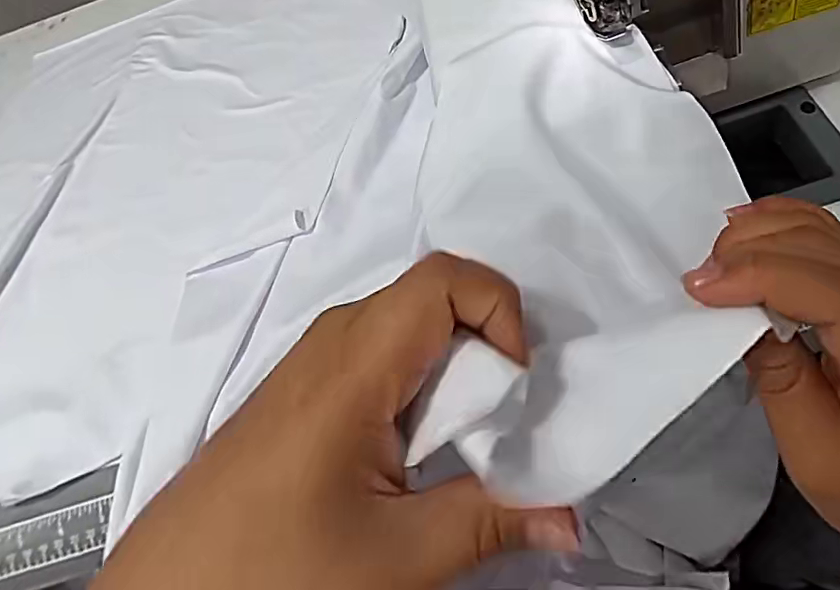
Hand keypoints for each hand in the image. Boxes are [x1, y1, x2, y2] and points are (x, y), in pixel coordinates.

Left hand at [95, 252, 578, 589]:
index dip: (499, 310)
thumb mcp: (394, 558)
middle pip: (436, 298)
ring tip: (466, 440)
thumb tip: (567, 517)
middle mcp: (339, 335)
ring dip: (456, 368)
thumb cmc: (272, 569)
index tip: (516, 383)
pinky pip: (387, 351)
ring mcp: (322, 355)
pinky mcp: (313, 381)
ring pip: (413, 325)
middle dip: (486, 345)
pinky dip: (424, 382)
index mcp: (358, 356)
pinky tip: (420, 447)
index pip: (445, 279)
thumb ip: (489, 521)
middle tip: (503, 419)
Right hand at [683, 197, 839, 588]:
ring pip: (827, 232)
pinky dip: (783, 226)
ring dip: (761, 235)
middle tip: (701, 279)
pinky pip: (832, 237)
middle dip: (750, 251)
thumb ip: (783, 389)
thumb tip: (740, 317)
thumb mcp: (828, 471)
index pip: (836, 293)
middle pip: (827, 250)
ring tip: (716, 262)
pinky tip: (750, 234)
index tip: (704, 288)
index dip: (762, 276)